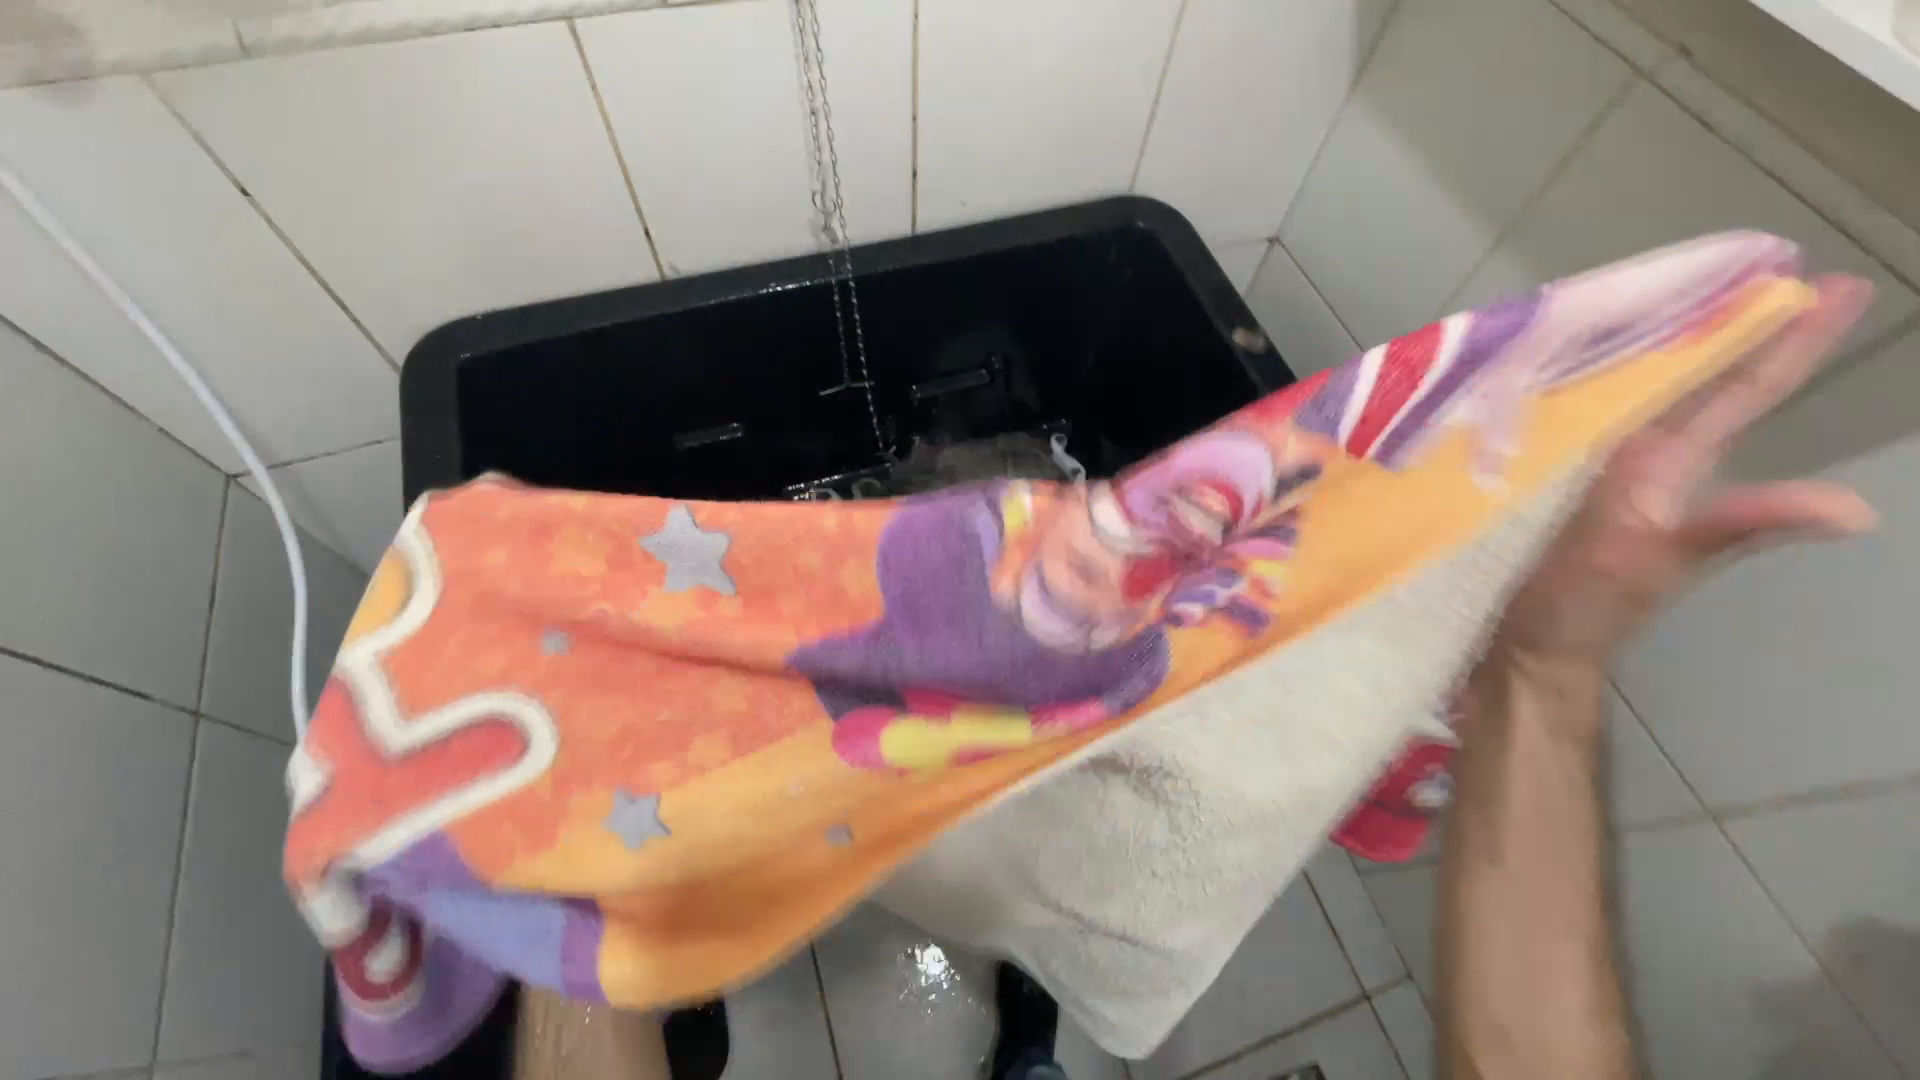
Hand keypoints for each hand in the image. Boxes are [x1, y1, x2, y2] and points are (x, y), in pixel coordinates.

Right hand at [1494, 274, 1878, 671]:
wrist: (1521, 646)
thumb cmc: (1585, 604)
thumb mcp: (1656, 560)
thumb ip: (1733, 526)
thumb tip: (1852, 512)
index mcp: (1667, 467)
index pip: (1738, 395)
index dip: (1785, 343)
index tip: (1831, 285)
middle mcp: (1637, 463)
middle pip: (1683, 384)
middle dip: (1711, 328)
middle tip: (1733, 270)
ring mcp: (1588, 476)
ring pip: (1620, 398)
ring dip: (1636, 352)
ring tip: (1645, 304)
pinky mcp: (1539, 489)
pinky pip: (1559, 425)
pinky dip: (1561, 393)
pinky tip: (1543, 375)